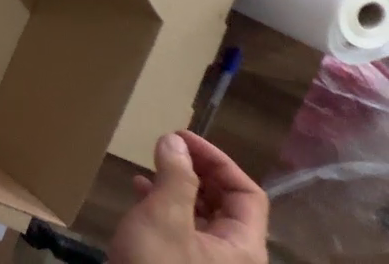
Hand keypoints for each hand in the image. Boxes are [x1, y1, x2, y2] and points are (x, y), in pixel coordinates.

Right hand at [111, 131, 266, 263]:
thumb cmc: (156, 263)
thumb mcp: (163, 218)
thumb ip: (174, 178)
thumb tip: (175, 141)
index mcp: (244, 246)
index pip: (248, 194)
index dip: (217, 160)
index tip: (180, 136)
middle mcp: (235, 252)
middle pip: (229, 203)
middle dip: (199, 169)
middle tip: (167, 144)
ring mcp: (210, 258)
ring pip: (206, 212)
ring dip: (182, 182)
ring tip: (153, 162)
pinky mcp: (184, 259)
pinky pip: (186, 223)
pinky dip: (166, 199)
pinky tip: (141, 188)